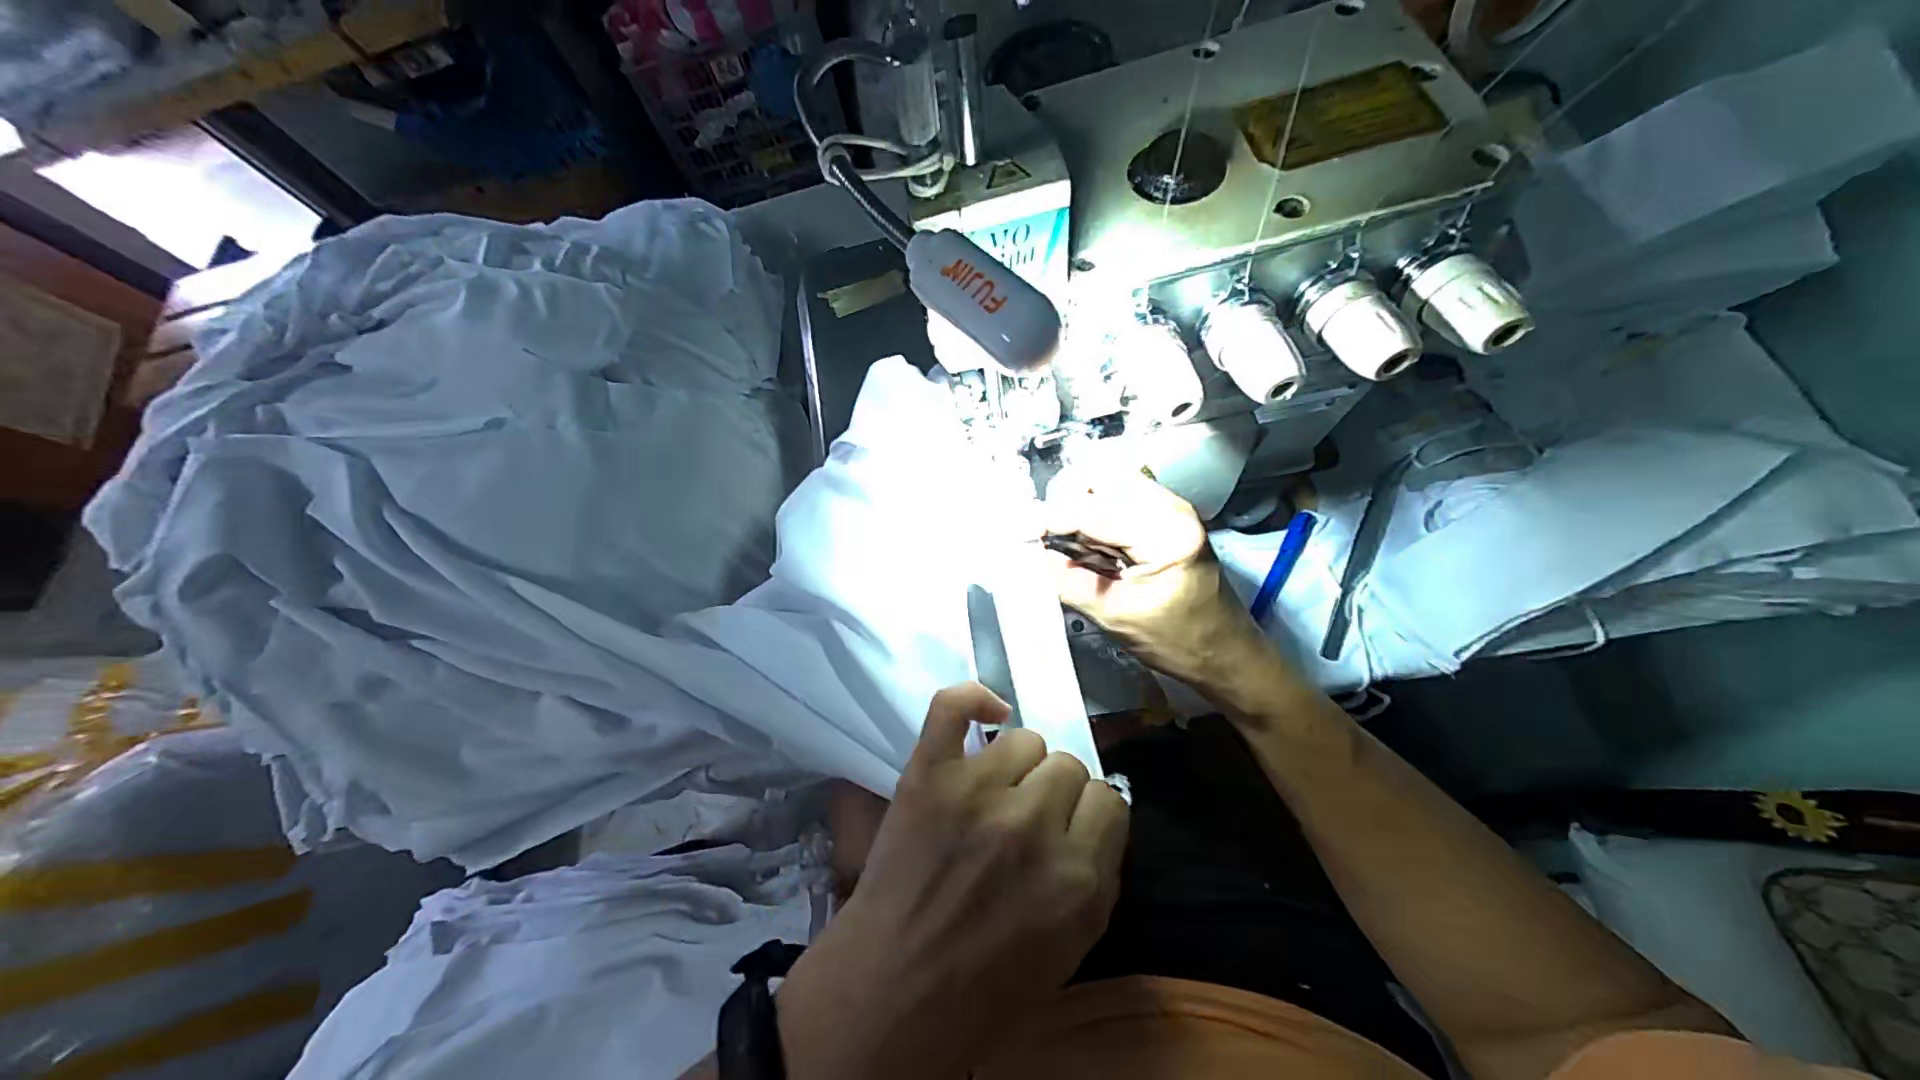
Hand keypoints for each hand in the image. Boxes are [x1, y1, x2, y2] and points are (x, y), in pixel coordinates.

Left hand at [777, 684, 1129, 1079]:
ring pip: (1024, 740)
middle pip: (1069, 765)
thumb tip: (1099, 818)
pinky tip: (985, 714)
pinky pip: (954, 705)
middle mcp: (1033, 824)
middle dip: (1053, 795)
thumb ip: (1099, 876)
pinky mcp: (928, 774)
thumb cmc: (987, 986)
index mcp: (1078, 875)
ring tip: (991, 795)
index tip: (1069, 827)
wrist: (894, 989)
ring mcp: (977, 791)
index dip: (1089, 814)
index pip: (1110, 800)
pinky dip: (973, 698)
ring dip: (1016, 767)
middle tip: (1025, 821)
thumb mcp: (1074, 946)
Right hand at [1043, 466, 1267, 688]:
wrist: (1224, 653)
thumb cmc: (1180, 642)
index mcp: (1168, 533)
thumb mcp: (1115, 616)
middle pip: (1100, 480)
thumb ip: (1066, 581)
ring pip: (1105, 486)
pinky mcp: (1163, 516)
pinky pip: (1116, 501)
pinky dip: (1092, 518)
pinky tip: (1086, 547)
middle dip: (1064, 505)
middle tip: (1044, 539)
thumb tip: (1027, 555)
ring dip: (1077, 510)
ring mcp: (1169, 508)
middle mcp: (1171, 508)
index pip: (1095, 510)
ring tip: (1067, 547)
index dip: (1050, 519)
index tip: (1019, 531)